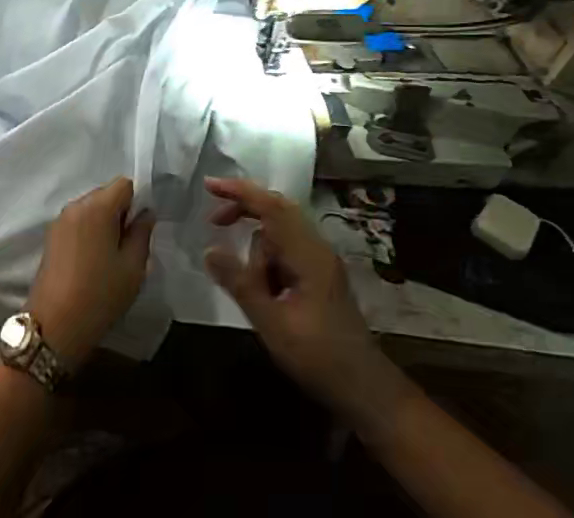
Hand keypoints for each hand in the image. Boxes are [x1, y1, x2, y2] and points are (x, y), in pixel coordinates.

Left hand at [26, 177, 155, 361]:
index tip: (143, 226)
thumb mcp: (133, 266)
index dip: (139, 199)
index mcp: (97, 207)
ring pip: (91, 208)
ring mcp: (60, 221)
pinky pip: (78, 222)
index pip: (125, 184)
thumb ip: (142, 233)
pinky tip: (95, 260)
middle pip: (106, 194)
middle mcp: (75, 206)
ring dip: (105, 222)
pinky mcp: (51, 237)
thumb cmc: (99, 294)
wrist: (53, 326)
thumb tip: (145, 213)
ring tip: (112, 255)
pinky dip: (90, 231)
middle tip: (130, 243)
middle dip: (122, 210)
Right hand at [202, 177, 394, 413]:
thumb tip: (209, 249)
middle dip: (244, 211)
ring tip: (255, 294)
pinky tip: (264, 291)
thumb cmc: (318, 357)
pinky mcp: (319, 275)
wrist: (364, 387)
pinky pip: (287, 252)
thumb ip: (240, 284)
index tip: (209, 185)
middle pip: (277, 211)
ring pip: (279, 235)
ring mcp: (321, 261)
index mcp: (308, 254)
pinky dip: (268, 262)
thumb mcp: (272, 324)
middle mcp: (317, 248)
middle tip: (214, 222)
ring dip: (258, 253)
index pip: (272, 207)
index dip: (240, 191)